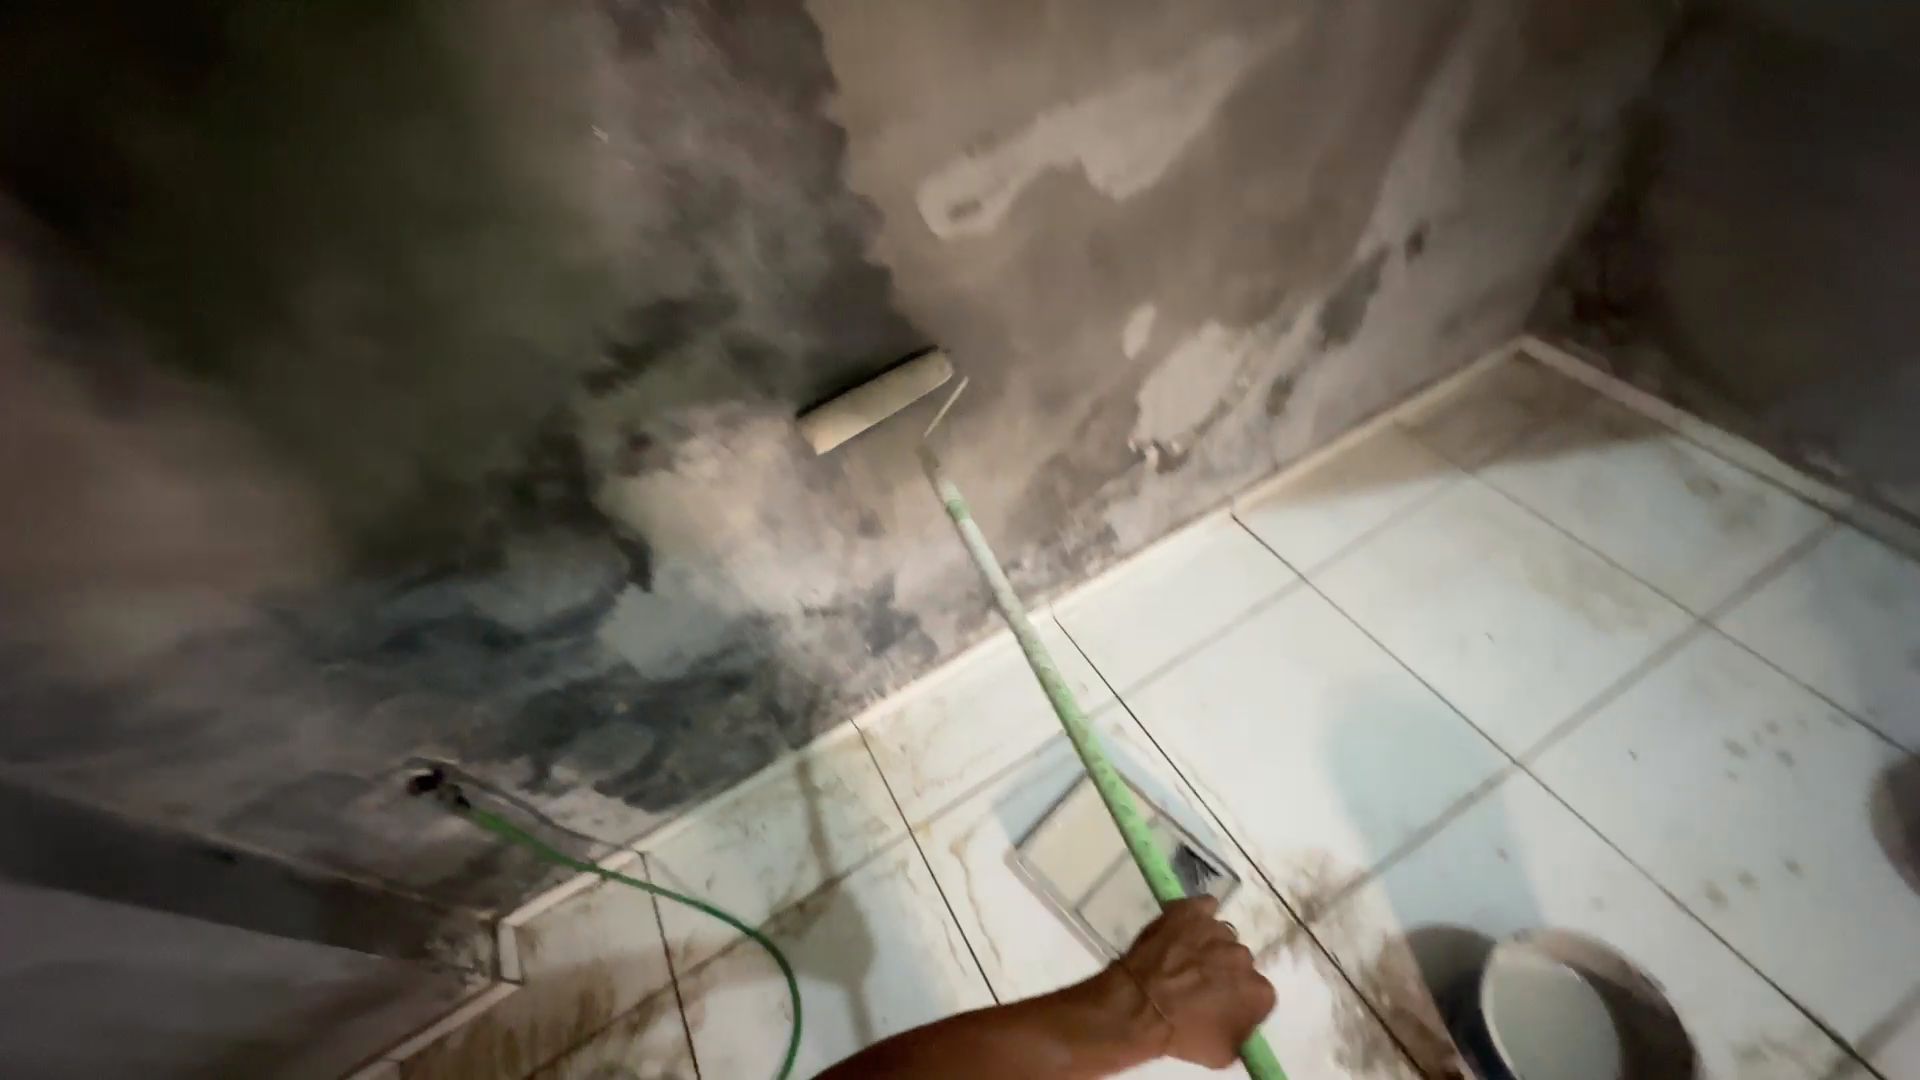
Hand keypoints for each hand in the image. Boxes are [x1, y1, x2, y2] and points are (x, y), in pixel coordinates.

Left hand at [1113, 896, 1275, 1067]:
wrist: (1141, 1003)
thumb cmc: (1184, 1034)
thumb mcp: (1226, 1051)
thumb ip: (1244, 1029)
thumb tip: (1242, 1015)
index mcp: (1258, 991)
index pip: (1259, 991)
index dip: (1241, 996)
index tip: (1224, 1001)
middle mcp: (1243, 955)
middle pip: (1239, 960)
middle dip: (1225, 969)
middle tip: (1202, 979)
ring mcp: (1215, 929)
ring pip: (1220, 934)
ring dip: (1209, 943)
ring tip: (1187, 955)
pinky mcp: (1191, 910)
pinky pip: (1205, 905)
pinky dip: (1199, 914)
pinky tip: (1187, 925)